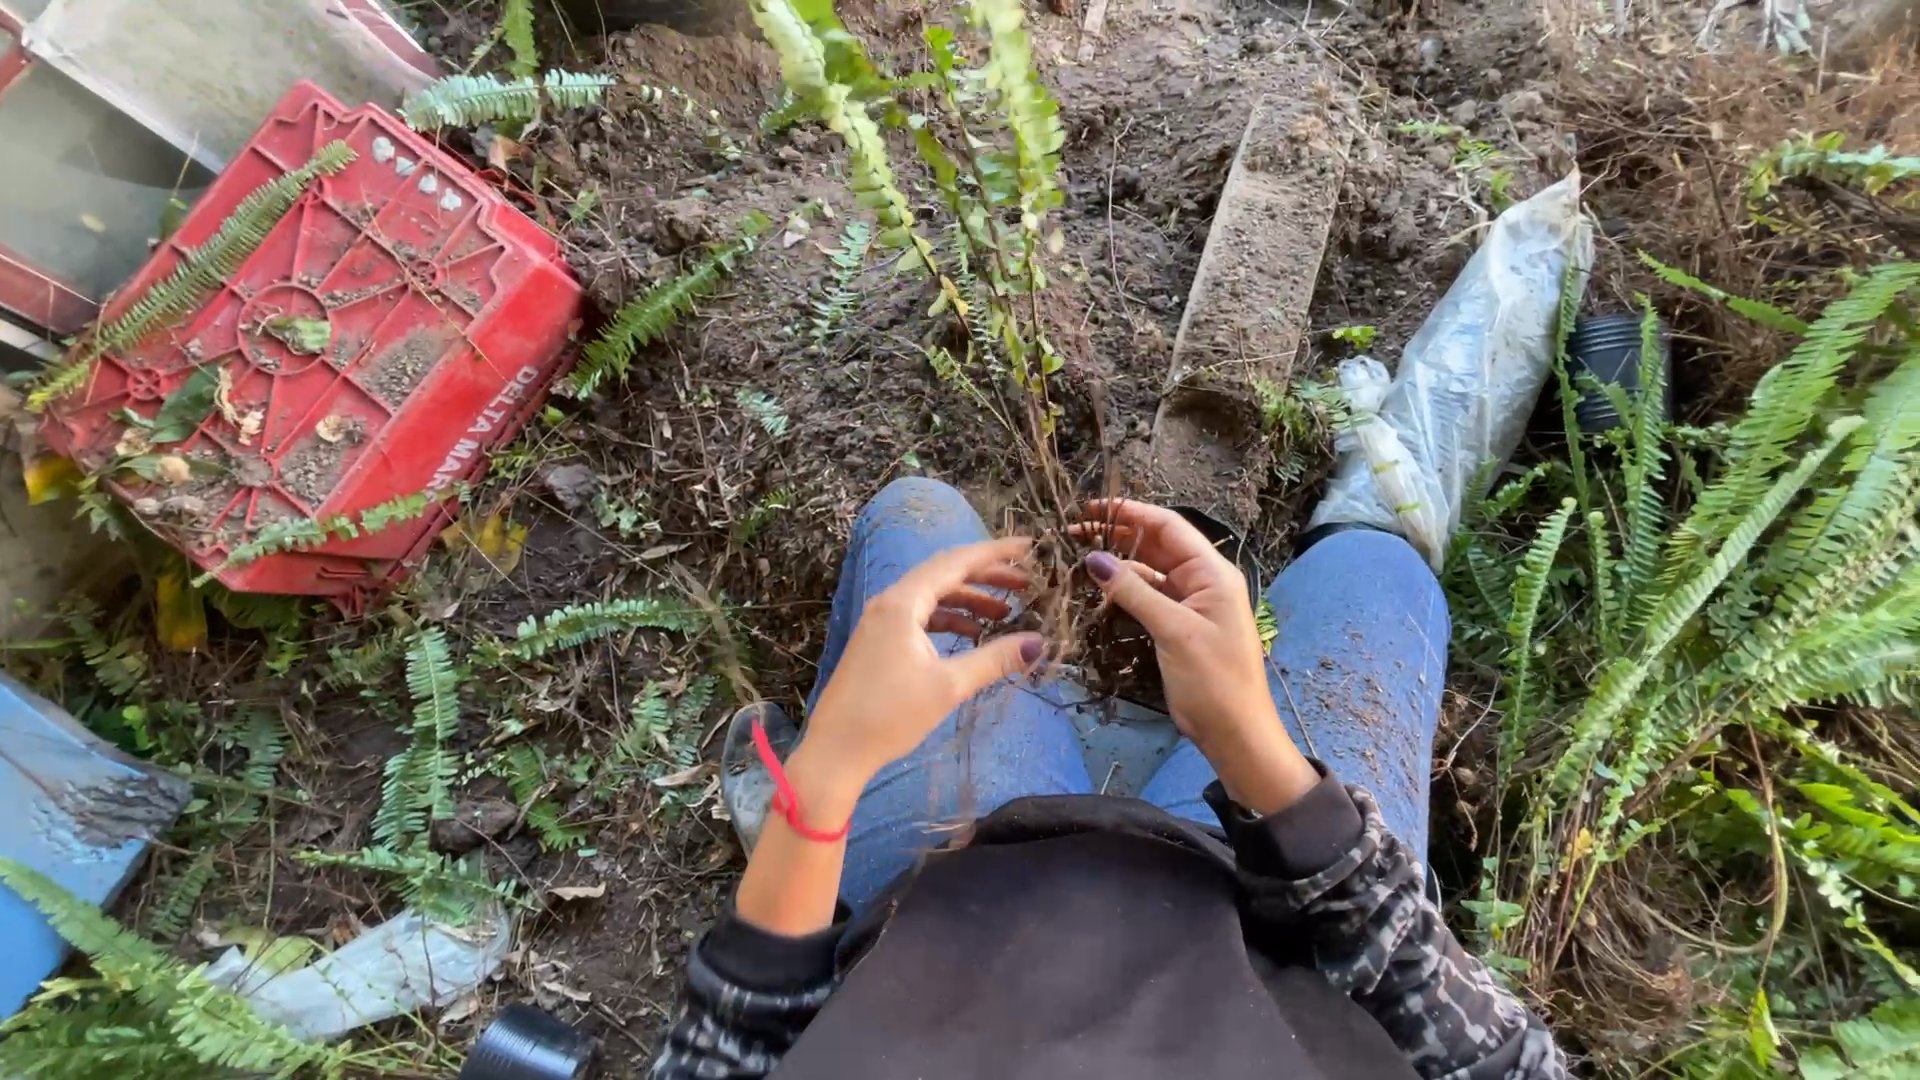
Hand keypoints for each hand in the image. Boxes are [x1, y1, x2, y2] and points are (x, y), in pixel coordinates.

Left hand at [789, 536, 1045, 814]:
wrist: (836, 751)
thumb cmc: (890, 715)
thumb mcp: (948, 686)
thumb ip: (994, 659)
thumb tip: (1039, 643)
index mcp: (903, 602)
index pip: (956, 562)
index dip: (995, 553)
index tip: (1029, 548)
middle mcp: (890, 602)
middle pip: (945, 574)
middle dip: (986, 576)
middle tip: (1025, 582)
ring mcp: (882, 621)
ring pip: (933, 597)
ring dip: (969, 600)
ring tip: (1005, 614)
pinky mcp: (880, 640)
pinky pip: (921, 616)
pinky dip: (949, 619)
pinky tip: (972, 635)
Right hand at [1073, 501, 1316, 814]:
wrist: (1235, 733)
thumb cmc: (1214, 680)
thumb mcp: (1174, 631)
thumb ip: (1134, 592)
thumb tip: (1093, 559)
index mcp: (1212, 573)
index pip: (1169, 528)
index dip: (1131, 513)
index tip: (1093, 508)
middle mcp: (1202, 581)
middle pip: (1156, 546)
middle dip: (1118, 535)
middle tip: (1073, 532)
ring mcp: (1190, 603)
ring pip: (1149, 571)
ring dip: (1117, 562)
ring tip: (1078, 556)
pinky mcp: (1177, 625)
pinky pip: (1148, 596)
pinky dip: (1123, 589)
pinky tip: (1097, 588)